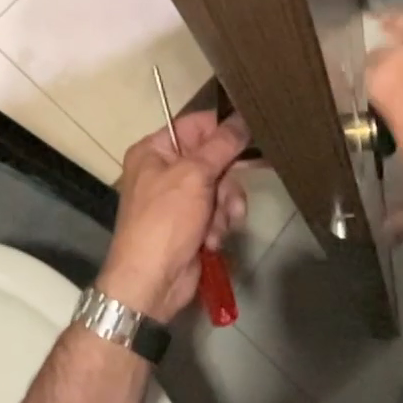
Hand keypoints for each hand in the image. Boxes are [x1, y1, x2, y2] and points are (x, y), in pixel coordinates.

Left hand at [97, 111, 250, 322]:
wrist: (151, 284)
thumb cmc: (165, 220)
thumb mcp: (194, 176)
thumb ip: (222, 145)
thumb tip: (243, 118)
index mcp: (155, 149)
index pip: (197, 125)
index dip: (223, 130)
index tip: (252, 134)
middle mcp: (166, 169)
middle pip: (213, 158)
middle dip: (226, 181)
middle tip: (233, 191)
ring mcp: (180, 198)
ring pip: (221, 186)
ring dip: (225, 207)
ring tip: (219, 225)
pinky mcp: (193, 222)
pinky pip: (219, 211)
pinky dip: (220, 225)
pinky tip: (212, 240)